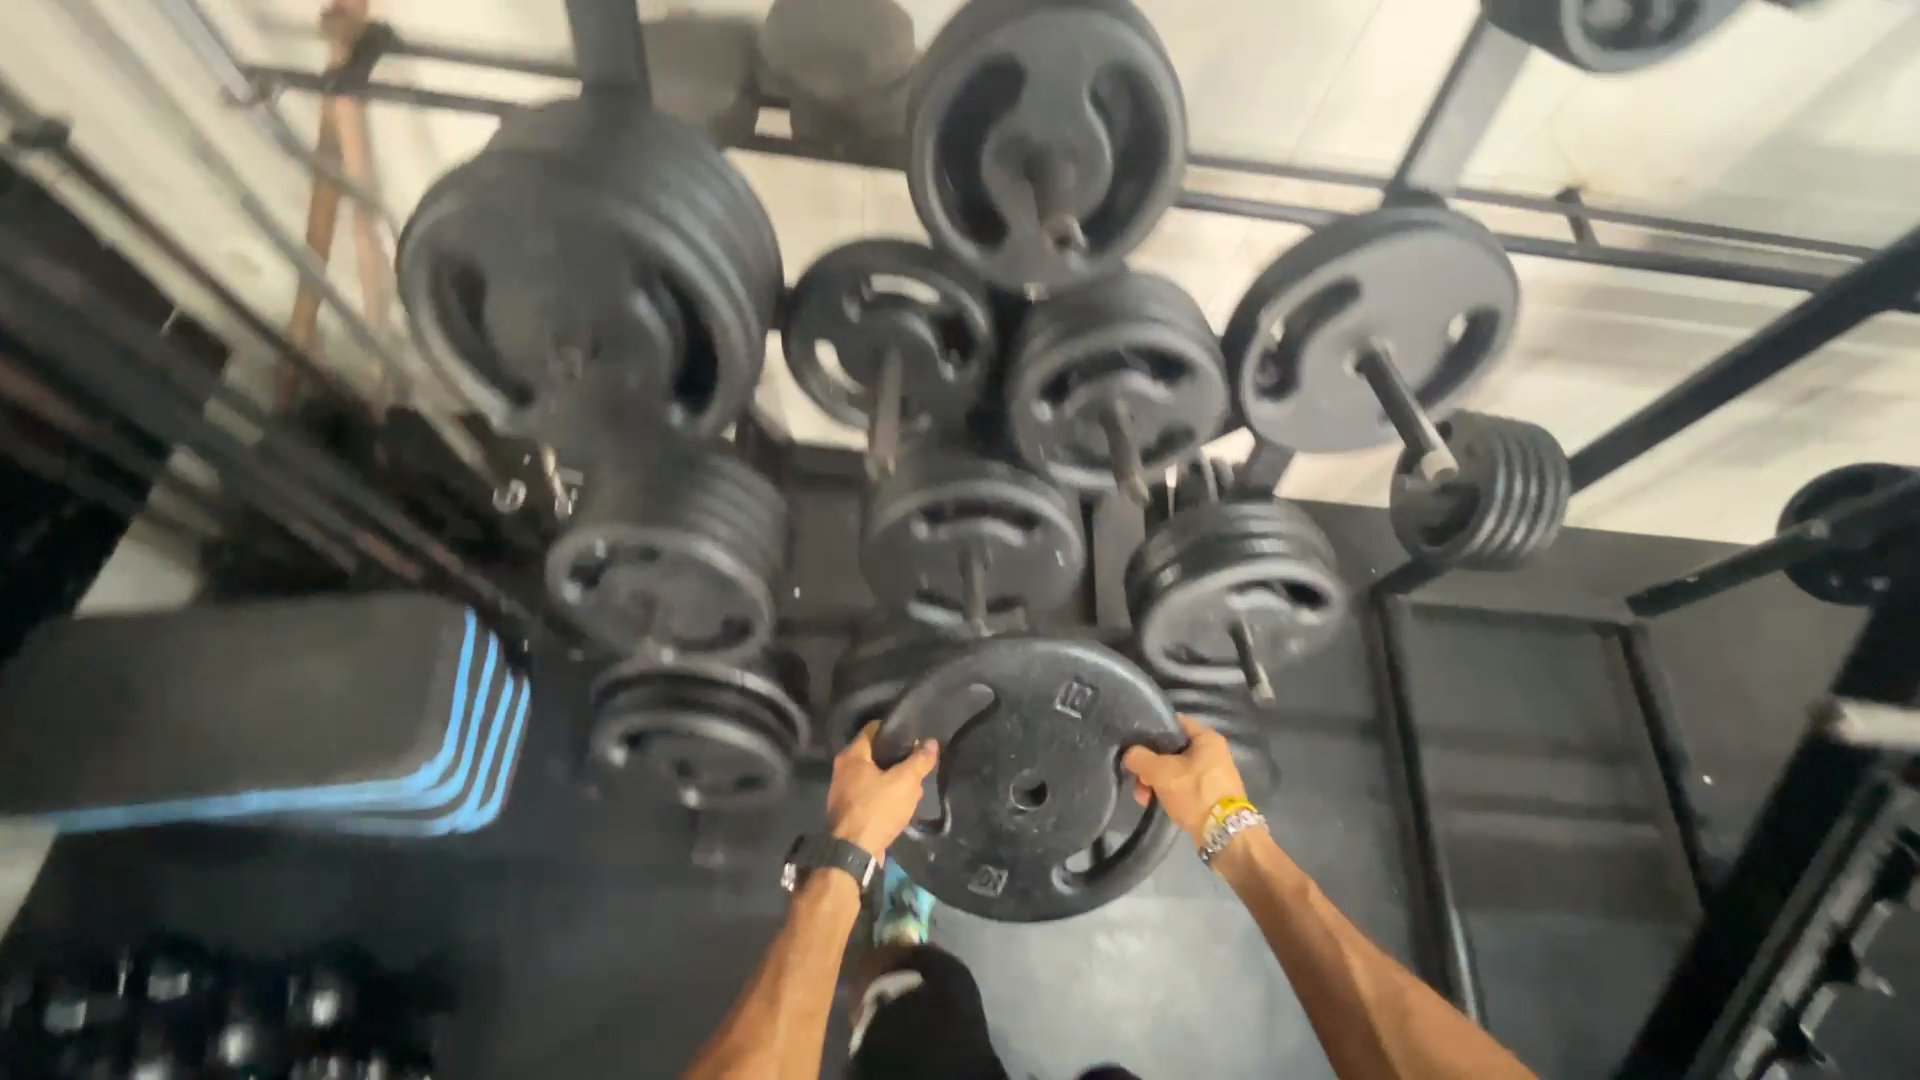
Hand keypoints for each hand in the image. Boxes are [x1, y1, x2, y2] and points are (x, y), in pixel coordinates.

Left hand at [827, 722, 939, 859]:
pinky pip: (871, 796)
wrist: (853, 853)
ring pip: (875, 777)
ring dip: (895, 782)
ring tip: (915, 788)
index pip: (874, 729)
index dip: (895, 729)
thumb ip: (919, 760)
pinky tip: (903, 806)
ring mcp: (844, 792)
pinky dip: (886, 798)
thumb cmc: (877, 808)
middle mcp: (843, 769)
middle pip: (876, 754)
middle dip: (899, 760)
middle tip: (918, 765)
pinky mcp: (850, 812)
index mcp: (852, 755)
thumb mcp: (905, 781)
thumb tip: (931, 743)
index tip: (914, 735)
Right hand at [1122, 714, 1248, 845]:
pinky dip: (1168, 791)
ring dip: (1155, 781)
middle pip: (1170, 749)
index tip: (1133, 740)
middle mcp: (1212, 752)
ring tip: (1142, 797)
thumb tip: (1129, 754)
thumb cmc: (1195, 793)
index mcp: (1206, 738)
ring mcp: (1212, 774)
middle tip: (1136, 777)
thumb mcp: (1160, 771)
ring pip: (1174, 769)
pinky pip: (1183, 786)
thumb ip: (1139, 757)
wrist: (1224, 834)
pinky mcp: (1209, 794)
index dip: (1150, 728)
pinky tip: (1153, 802)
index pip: (1173, 722)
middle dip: (1150, 764)